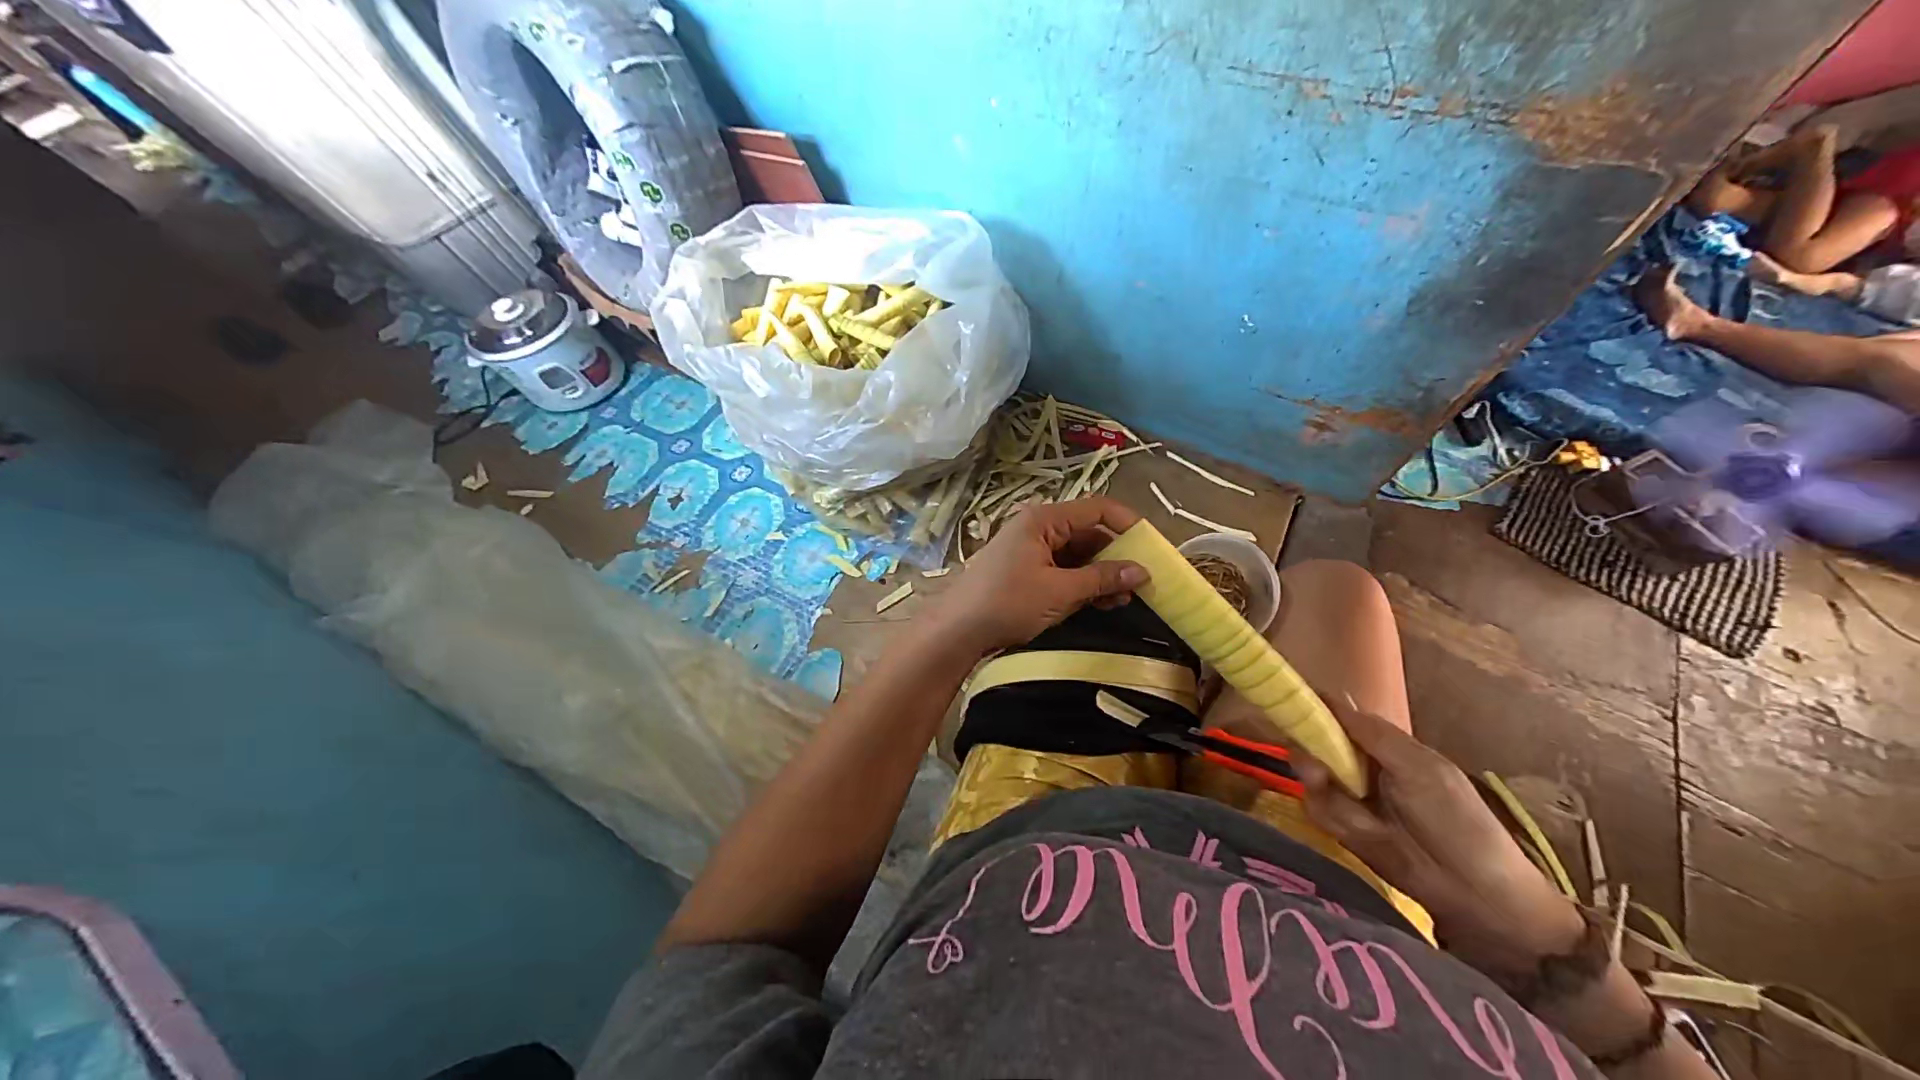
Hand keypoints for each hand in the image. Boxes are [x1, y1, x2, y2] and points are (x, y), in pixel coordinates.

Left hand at [931, 497, 1146, 653]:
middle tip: (1142, 581)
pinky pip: (1063, 570)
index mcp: (1043, 520)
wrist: (957, 630)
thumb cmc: (1007, 603)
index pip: (1098, 509)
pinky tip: (1101, 602)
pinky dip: (1083, 583)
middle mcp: (1038, 528)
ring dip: (1102, 574)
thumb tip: (1142, 571)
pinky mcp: (1026, 572)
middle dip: (1117, 556)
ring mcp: (1030, 550)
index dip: (1129, 525)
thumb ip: (1102, 579)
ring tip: (1124, 599)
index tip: (1154, 549)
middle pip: (1088, 532)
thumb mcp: (1060, 592)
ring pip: (1078, 554)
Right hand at [1292, 697, 1583, 975]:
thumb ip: (1372, 732)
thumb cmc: (1458, 821)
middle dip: (1309, 756)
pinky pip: (1316, 811)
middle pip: (1311, 745)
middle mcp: (1358, 765)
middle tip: (1316, 772)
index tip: (1287, 709)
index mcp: (1380, 745)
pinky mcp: (1341, 829)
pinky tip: (1358, 832)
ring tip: (1355, 816)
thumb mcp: (1419, 768)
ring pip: (1309, 779)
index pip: (1334, 717)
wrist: (1478, 896)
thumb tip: (1330, 695)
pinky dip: (1331, 818)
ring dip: (1323, 793)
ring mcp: (1348, 798)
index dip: (1309, 710)